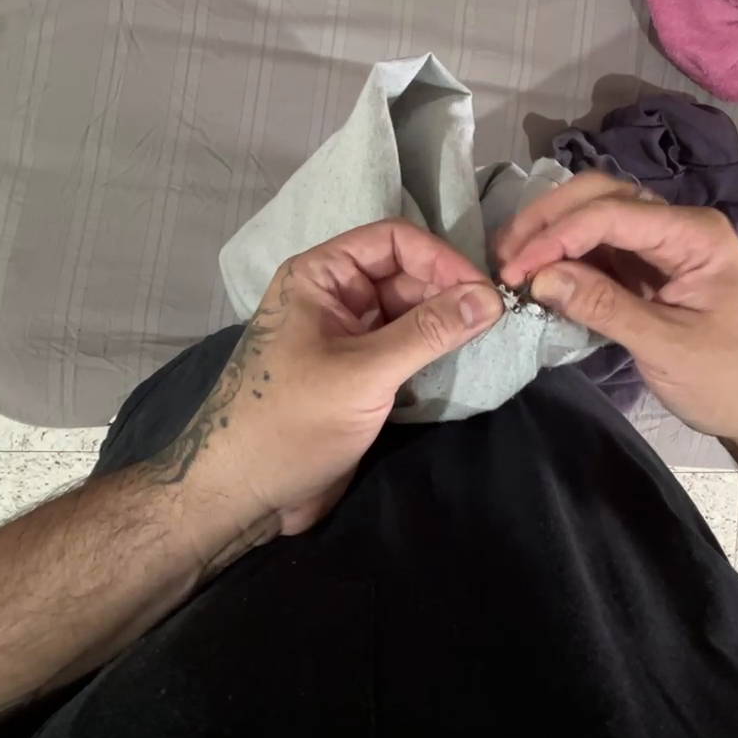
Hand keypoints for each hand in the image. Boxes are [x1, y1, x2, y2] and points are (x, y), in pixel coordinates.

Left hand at [190, 219, 503, 535]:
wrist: (242, 495)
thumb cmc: (292, 423)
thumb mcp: (364, 373)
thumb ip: (429, 331)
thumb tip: (490, 298)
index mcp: (321, 276)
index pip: (393, 242)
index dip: (441, 259)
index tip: (484, 292)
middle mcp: (334, 295)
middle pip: (405, 273)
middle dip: (448, 290)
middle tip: (495, 319)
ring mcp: (347, 334)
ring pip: (408, 309)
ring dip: (445, 320)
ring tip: (486, 336)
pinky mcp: (358, 370)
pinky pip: (404, 343)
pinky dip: (433, 347)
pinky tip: (463, 356)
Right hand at [495, 172, 737, 444]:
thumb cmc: (732, 380)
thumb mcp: (667, 347)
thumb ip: (603, 307)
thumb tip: (538, 278)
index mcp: (694, 234)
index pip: (612, 214)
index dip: (557, 236)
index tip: (514, 270)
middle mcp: (676, 227)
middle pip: (601, 196)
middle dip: (548, 219)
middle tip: (504, 254)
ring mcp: (660, 245)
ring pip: (595, 215)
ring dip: (551, 232)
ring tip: (510, 260)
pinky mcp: (646, 268)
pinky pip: (598, 248)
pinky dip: (564, 255)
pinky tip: (537, 271)